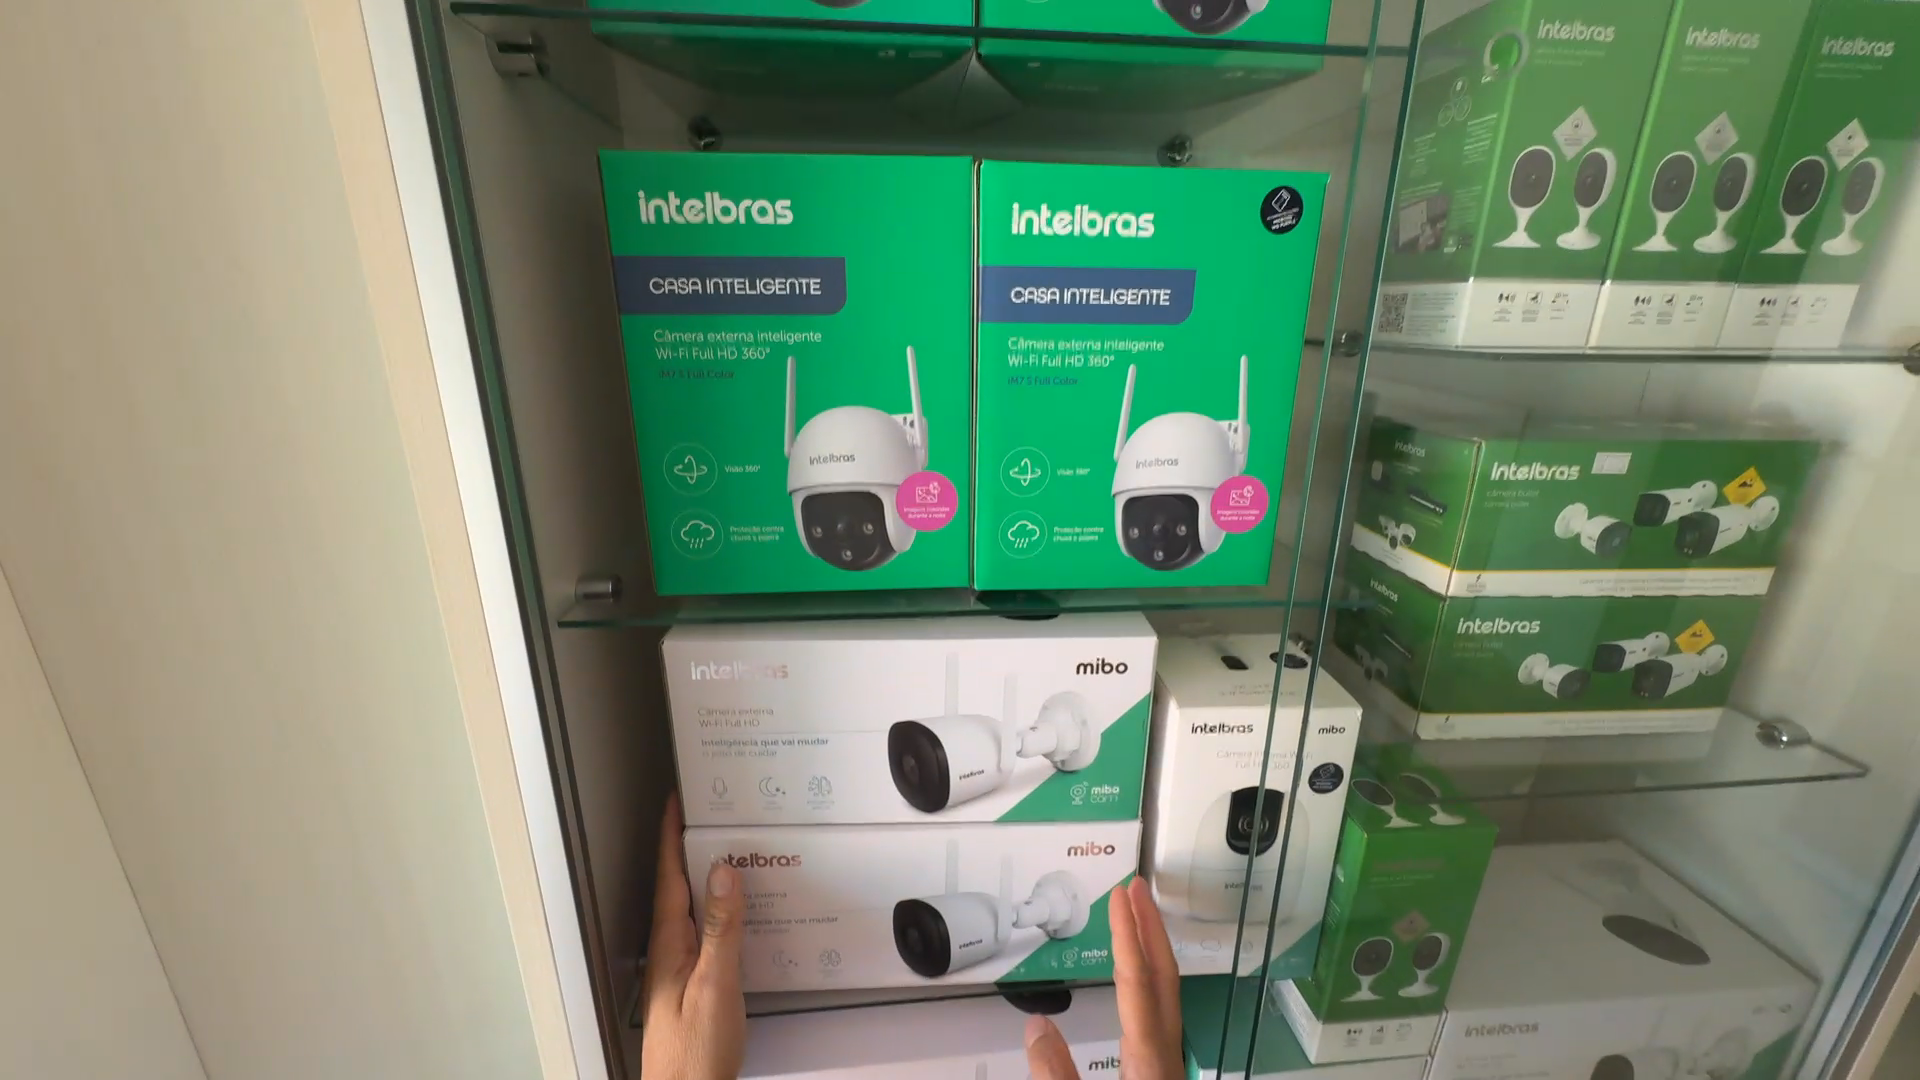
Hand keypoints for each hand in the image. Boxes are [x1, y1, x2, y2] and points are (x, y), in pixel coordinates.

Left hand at [641, 794, 745, 1079]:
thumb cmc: (696, 1050)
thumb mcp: (715, 984)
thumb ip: (720, 928)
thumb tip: (723, 869)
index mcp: (670, 941)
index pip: (669, 875)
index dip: (671, 836)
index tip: (678, 800)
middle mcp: (670, 947)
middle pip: (679, 884)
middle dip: (691, 845)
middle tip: (714, 812)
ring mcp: (679, 965)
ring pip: (692, 905)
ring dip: (705, 872)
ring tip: (730, 845)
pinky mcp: (693, 980)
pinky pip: (705, 926)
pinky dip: (719, 904)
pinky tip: (740, 906)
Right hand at [1024, 878, 1182, 1079]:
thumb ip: (1055, 1072)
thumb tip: (1036, 1024)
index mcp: (1149, 1057)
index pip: (1137, 982)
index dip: (1127, 933)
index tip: (1118, 895)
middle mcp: (1166, 1050)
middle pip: (1164, 976)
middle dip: (1150, 926)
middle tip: (1137, 886)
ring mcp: (1168, 1059)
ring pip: (1166, 990)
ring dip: (1151, 945)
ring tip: (1136, 914)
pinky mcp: (1162, 1067)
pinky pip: (1159, 1004)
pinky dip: (1148, 972)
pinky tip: (1133, 971)